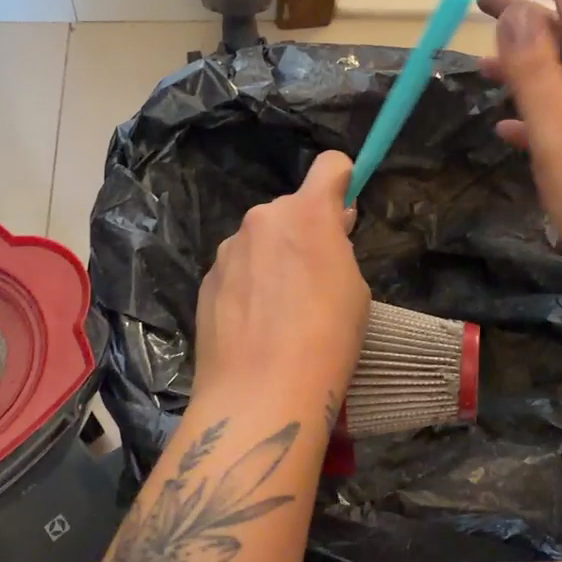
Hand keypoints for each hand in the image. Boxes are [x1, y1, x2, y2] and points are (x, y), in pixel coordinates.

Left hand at [191, 151, 369, 417]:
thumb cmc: (327, 339)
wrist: (260, 397)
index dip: (343, 182)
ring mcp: (228, 250)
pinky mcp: (206, 281)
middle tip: (319, 277)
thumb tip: (329, 234)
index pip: (330, 164)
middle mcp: (262, 219)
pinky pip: (238, 268)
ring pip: (262, 239)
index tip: (346, 214)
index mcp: (307, 213)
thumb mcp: (355, 289)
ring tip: (284, 312)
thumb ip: (339, 249)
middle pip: (292, 208)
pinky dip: (250, 284)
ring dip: (275, 257)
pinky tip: (257, 327)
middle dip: (306, 231)